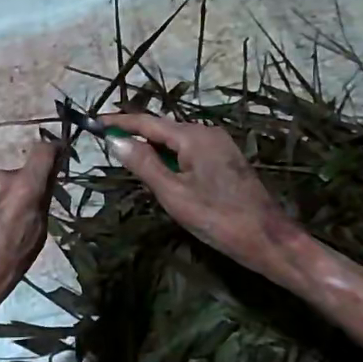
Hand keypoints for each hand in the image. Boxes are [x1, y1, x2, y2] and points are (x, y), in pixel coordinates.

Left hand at [0, 141, 56, 312]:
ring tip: (1, 227)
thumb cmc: (4, 269)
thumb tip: (47, 180)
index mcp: (22, 189)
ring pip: (1, 184)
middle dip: (26, 187)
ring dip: (6, 197)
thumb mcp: (36, 238)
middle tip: (26, 215)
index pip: (43, 151)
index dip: (54, 150)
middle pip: (21, 172)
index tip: (59, 157)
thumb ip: (41, 203)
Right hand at [101, 114, 305, 276]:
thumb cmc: (218, 218)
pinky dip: (170, 157)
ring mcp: (219, 145)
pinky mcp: (226, 161)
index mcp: (193, 136)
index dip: (120, 122)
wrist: (268, 239)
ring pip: (176, 141)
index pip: (148, 122)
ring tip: (128, 158)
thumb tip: (116, 141)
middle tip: (107, 143)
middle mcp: (207, 132)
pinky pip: (189, 151)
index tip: (95, 122)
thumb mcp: (173, 194)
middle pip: (162, 128)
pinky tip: (161, 172)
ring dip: (153, 148)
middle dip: (135, 134)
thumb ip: (144, 164)